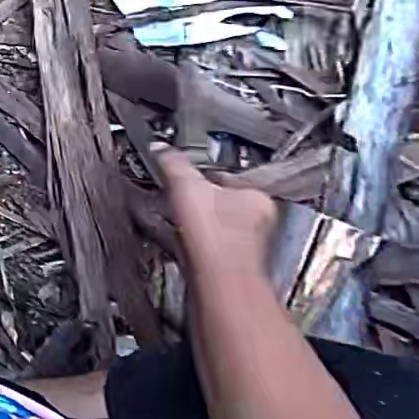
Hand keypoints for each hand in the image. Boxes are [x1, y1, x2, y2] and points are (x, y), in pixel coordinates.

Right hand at [153, 146, 278, 283]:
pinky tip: (178, 233)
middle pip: (221, 198)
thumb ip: (172, 162)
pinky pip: (205, 238)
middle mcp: (259, 219)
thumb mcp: (186, 184)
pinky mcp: (226, 257)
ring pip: (213, 220)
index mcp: (258, 197)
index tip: (184, 171)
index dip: (202, 171)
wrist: (217, 271)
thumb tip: (159, 147)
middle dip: (198, 195)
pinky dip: (191, 235)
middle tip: (176, 191)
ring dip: (193, 217)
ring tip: (174, 212)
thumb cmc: (218, 232)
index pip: (228, 175)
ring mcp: (243, 241)